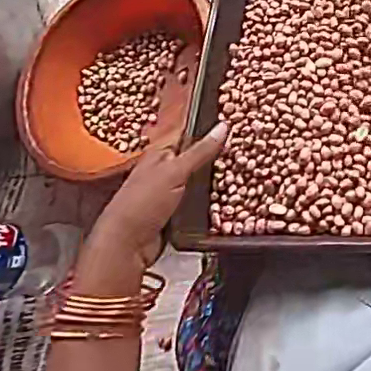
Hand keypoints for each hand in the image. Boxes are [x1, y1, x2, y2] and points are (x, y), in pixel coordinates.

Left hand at [81, 121, 228, 278]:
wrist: (127, 245)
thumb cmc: (141, 204)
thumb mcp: (174, 171)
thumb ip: (200, 151)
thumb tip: (222, 127)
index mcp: (160, 153)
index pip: (189, 134)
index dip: (210, 130)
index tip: (233, 125)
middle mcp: (165, 171)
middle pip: (198, 159)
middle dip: (217, 157)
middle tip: (242, 152)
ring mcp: (171, 192)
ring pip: (201, 181)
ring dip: (216, 181)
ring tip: (240, 174)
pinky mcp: (177, 212)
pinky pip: (199, 201)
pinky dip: (210, 201)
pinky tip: (226, 199)